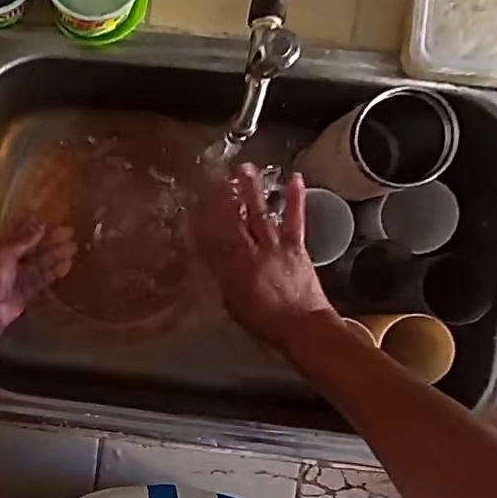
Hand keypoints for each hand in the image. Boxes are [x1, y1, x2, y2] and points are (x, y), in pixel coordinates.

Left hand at [0, 220, 76, 331]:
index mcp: (1, 246)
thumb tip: (40, 223)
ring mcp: (19, 276)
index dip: (36, 220)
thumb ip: (23, 238)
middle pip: (35, 246)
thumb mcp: (4, 252)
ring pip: (41, 262)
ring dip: (56, 254)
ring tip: (73, 247)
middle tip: (69, 231)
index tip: (52, 213)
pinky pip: (43, 279)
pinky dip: (55, 272)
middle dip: (51, 238)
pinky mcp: (26, 291)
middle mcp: (11, 259)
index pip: (20, 229)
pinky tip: (67, 265)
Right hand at [194, 164, 336, 351]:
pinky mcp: (296, 246)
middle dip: (224, 198)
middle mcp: (252, 253)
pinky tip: (295, 179)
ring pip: (260, 214)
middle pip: (234, 221)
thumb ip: (224, 280)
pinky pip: (295, 219)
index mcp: (233, 270)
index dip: (201, 224)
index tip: (192, 209)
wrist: (303, 328)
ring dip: (251, 190)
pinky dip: (295, 199)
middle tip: (217, 177)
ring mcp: (275, 247)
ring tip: (245, 169)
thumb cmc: (265, 324)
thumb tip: (215, 262)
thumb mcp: (234, 305)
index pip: (212, 241)